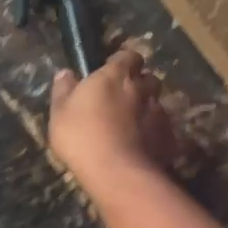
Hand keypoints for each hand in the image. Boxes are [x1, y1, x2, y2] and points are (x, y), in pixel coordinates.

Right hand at [48, 49, 177, 195]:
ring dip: (145, 107)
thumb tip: (66, 73)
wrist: (117, 172)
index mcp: (115, 76)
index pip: (128, 55)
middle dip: (137, 83)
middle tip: (120, 97)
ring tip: (129, 124)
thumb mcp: (59, 112)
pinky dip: (152, 131)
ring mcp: (159, 112)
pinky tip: (139, 144)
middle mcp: (142, 88)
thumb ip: (64, 90)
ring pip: (155, 102)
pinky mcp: (169, 136)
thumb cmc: (81, 136)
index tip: (109, 70)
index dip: (121, 61)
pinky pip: (161, 127)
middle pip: (147, 77)